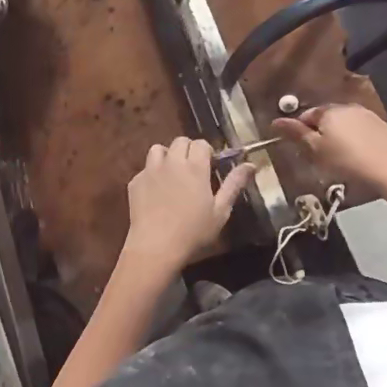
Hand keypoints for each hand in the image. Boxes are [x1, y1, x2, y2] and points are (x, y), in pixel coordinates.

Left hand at [122, 137, 256, 270]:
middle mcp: (171, 162)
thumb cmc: (193, 231)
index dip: (207, 151)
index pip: (201, 143)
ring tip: (172, 174)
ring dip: (167, 156)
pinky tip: (156, 193)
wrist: (156, 245)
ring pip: (158, 149)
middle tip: (193, 169)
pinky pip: (145, 169)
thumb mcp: (220, 211)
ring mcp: (150, 170)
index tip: (210, 165)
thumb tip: (251, 164)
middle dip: (188, 149)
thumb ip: (234, 185)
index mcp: (195, 167)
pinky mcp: (135, 182)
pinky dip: (152, 174)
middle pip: (180, 141)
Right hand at [272, 104, 386, 193]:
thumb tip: (275, 121)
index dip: (300, 131)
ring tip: (338, 154)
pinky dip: (352, 136)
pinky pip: (358, 127)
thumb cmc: (345, 160)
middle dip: (319, 131)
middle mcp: (345, 107)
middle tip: (319, 153)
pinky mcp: (379, 124)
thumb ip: (296, 133)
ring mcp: (365, 114)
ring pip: (342, 121)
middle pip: (324, 117)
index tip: (303, 148)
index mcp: (327, 111)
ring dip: (336, 133)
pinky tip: (355, 152)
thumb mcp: (316, 149)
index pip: (305, 116)